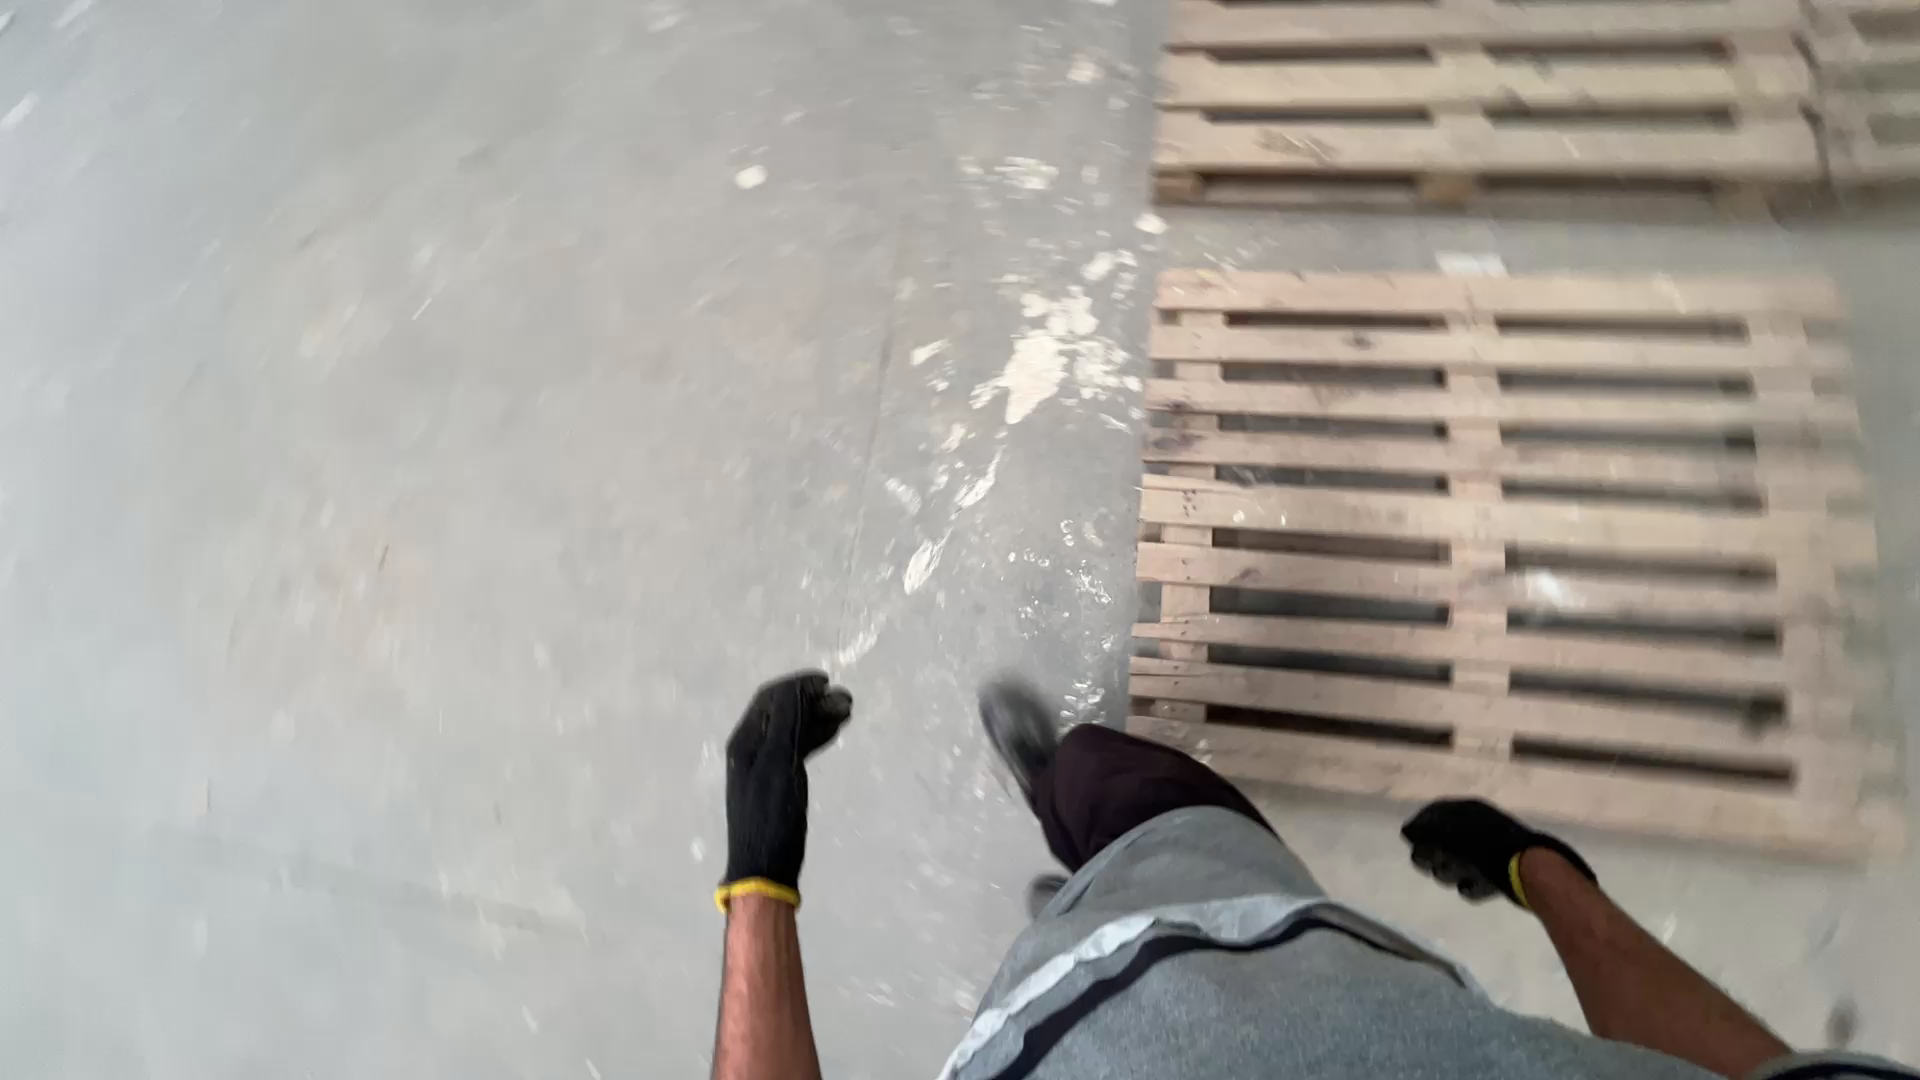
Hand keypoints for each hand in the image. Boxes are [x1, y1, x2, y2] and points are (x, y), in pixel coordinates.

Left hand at [718, 671, 852, 910]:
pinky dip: (816, 736)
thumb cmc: (772, 815)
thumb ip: (786, 724)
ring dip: (818, 716)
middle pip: (784, 710)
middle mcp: (752, 747)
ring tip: (847, 712)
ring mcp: (764, 764)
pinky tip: (835, 732)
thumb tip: (796, 688)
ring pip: (793, 729)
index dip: (798, 684)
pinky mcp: (778, 780)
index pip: (771, 697)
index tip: (827, 681)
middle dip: (813, 700)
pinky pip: (797, 747)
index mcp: (745, 739)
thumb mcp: (779, 764)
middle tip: (846, 700)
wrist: (764, 867)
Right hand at [1400, 798, 1595, 909]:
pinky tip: (1473, 886)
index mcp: (1464, 810)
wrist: (1527, 868)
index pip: (1431, 814)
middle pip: (1440, 842)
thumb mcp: (1441, 832)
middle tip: (1434, 863)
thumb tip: (1406, 833)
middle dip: (1434, 855)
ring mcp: (1488, 852)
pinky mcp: (1499, 876)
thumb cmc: (1478, 844)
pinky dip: (1471, 885)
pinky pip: (1474, 880)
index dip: (1419, 829)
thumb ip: (1420, 830)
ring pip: (1455, 863)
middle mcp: (1475, 828)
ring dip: (1450, 871)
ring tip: (1457, 875)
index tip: (1414, 842)